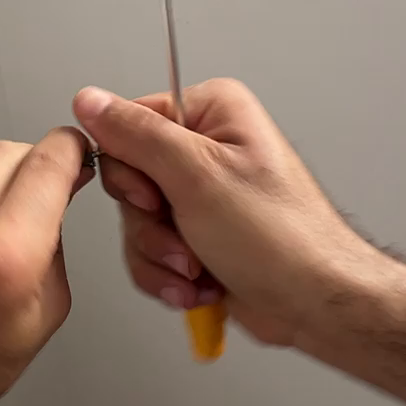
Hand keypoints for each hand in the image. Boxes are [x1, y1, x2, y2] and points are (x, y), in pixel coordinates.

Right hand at [72, 79, 374, 346]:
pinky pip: (151, 248)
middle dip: (150, 224)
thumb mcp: (197, 176)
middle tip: (183, 237)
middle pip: (128, 178)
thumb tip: (91, 101)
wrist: (315, 304)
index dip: (130, 169)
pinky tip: (200, 284)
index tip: (155, 197)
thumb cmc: (282, 238)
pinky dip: (168, 274)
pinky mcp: (196, 232)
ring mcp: (199, 192)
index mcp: (211, 113)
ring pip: (136, 221)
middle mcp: (204, 146)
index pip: (128, 123)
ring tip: (197, 268)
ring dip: (160, 255)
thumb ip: (137, 135)